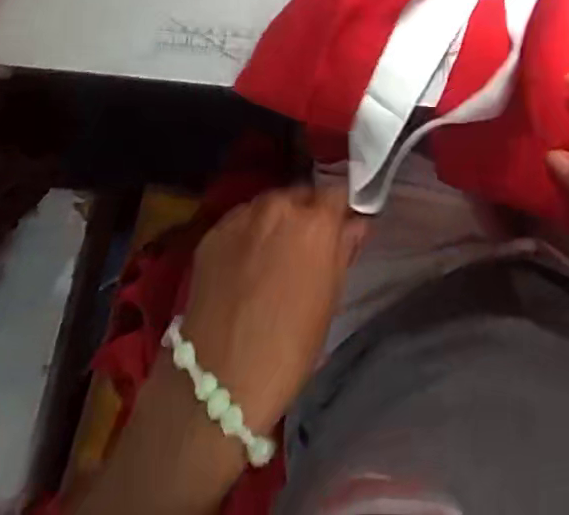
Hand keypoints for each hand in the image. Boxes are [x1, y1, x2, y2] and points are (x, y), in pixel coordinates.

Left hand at [180, 185, 366, 432]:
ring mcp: (240, 217)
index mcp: (315, 220)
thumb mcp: (331, 297)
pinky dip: (248, 233)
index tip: (343, 224)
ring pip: (268, 206)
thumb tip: (356, 223)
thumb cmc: (292, 343)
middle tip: (308, 245)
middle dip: (308, 213)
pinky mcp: (211, 233)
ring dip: (276, 221)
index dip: (342, 208)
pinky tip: (245, 264)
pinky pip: (240, 222)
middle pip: (301, 195)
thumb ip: (344, 249)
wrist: (222, 377)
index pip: (338, 191)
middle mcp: (278, 206)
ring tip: (273, 254)